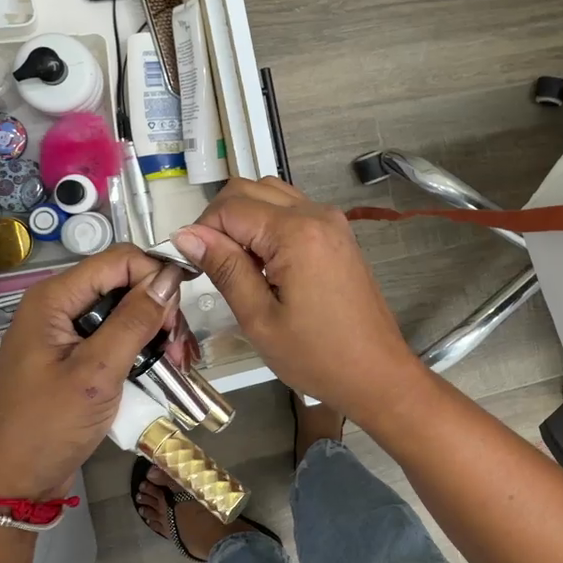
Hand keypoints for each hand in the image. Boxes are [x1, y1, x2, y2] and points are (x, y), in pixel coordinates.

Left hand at [0, 246, 185, 498]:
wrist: (9, 485)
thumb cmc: (46, 426)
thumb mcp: (96, 373)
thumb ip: (134, 321)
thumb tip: (170, 276)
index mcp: (54, 298)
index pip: (120, 260)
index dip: (155, 277)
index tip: (176, 318)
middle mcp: (59, 306)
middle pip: (125, 284)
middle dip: (159, 309)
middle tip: (179, 350)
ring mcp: (66, 333)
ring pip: (126, 311)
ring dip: (155, 333)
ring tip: (175, 365)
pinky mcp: (75, 358)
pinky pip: (116, 338)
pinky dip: (141, 350)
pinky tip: (160, 371)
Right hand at [172, 178, 422, 415]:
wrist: (377, 373)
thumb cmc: (317, 356)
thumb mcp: (259, 319)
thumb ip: (224, 268)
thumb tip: (185, 234)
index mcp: (296, 232)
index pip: (230, 207)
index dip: (202, 231)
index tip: (194, 267)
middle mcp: (316, 213)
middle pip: (249, 189)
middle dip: (220, 220)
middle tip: (213, 266)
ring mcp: (331, 220)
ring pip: (270, 193)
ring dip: (245, 219)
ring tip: (240, 266)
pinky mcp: (337, 233)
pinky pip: (292, 209)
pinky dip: (268, 224)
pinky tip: (265, 264)